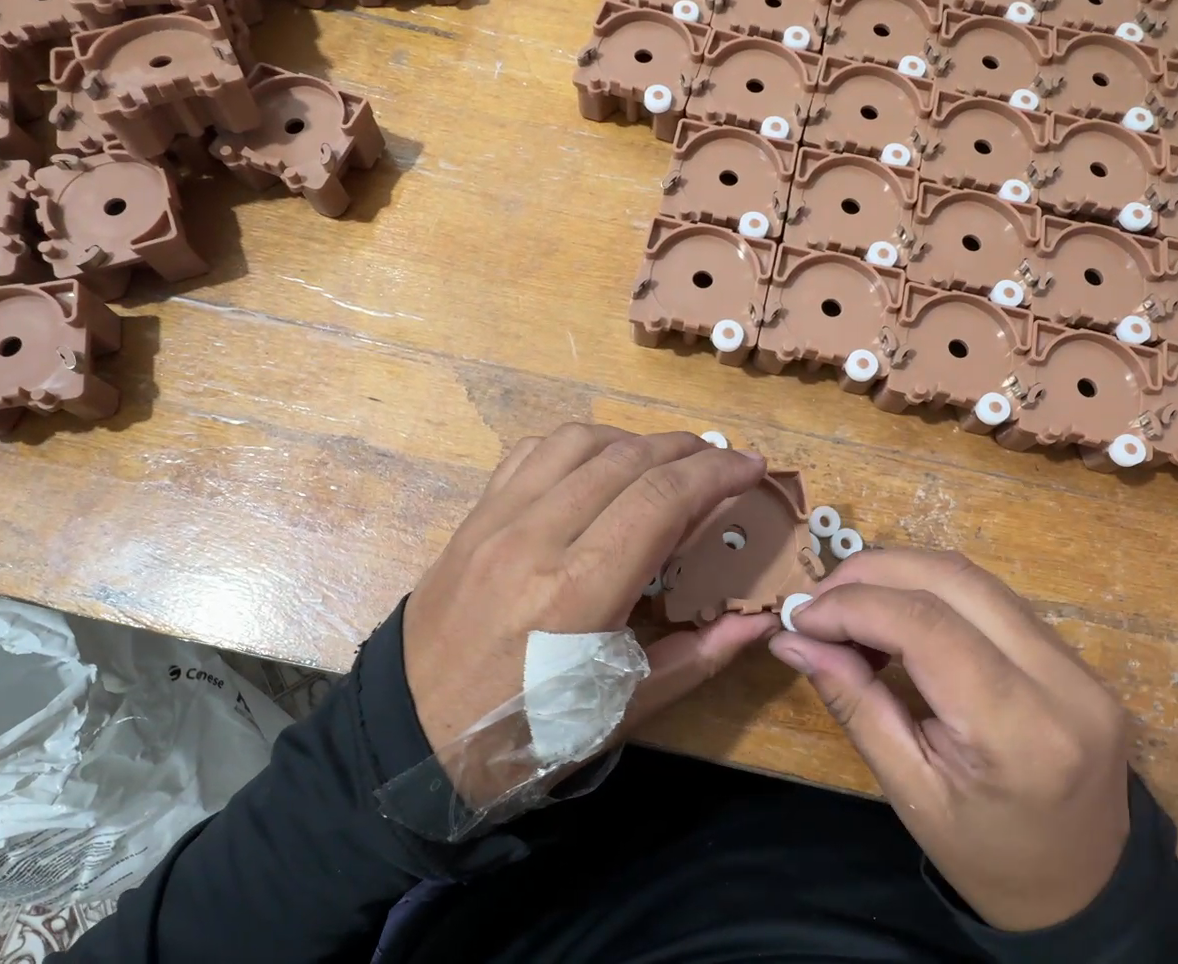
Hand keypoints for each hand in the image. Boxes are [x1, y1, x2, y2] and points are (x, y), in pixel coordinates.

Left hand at [404, 425, 779, 763]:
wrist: (415, 738)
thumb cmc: (529, 733)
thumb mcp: (622, 710)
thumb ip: (699, 657)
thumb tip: (762, 621)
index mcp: (579, 592)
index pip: (660, 499)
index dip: (716, 473)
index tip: (752, 467)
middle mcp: (536, 538)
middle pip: (626, 459)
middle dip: (687, 449)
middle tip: (723, 460)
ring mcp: (496, 520)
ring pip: (576, 442)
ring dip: (633, 439)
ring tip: (666, 460)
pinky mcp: (473, 518)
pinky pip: (530, 453)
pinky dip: (577, 446)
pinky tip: (597, 467)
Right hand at [767, 549, 1130, 931]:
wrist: (1084, 891)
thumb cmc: (986, 858)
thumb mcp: (909, 791)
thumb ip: (853, 703)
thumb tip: (792, 639)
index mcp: (1020, 731)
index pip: (927, 627)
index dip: (853, 606)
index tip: (798, 616)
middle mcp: (1062, 680)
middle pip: (953, 580)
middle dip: (871, 574)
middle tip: (816, 601)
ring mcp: (1078, 664)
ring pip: (974, 578)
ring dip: (900, 575)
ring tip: (848, 606)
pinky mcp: (1076, 658)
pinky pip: (993, 599)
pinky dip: (932, 593)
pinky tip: (895, 617)